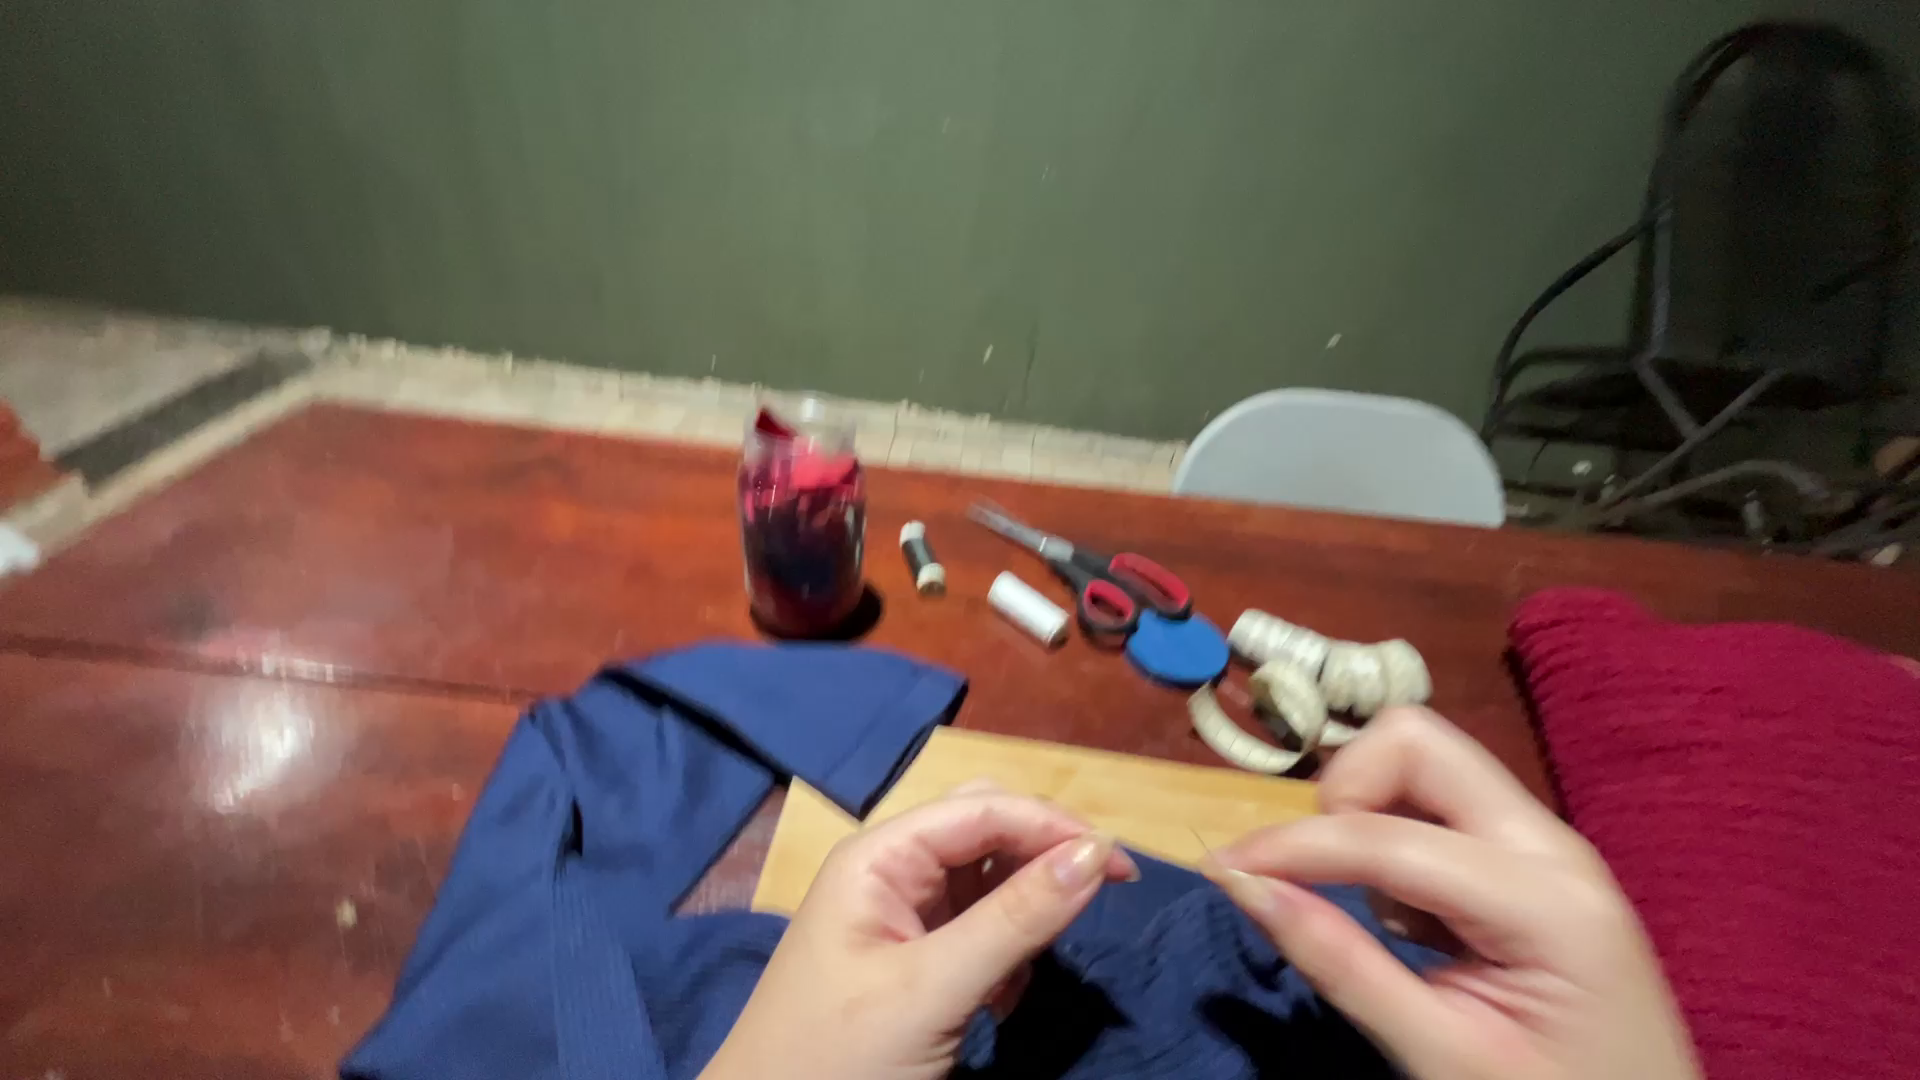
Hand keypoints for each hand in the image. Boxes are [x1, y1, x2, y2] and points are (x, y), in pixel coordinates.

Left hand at [700, 783, 1138, 1079]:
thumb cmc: (838, 1059)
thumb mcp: (932, 990)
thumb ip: (1015, 918)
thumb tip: (1095, 852)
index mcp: (881, 854)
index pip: (981, 810)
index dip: (1052, 825)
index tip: (1118, 866)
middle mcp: (893, 867)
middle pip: (986, 829)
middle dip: (1039, 858)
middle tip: (1092, 898)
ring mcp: (905, 909)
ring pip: (990, 877)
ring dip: (1023, 913)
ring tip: (1019, 975)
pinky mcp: (917, 951)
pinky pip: (982, 924)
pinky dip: (1008, 951)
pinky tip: (1000, 997)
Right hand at [1205, 707, 1700, 1079]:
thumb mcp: (1441, 1059)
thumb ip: (1339, 963)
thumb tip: (1239, 882)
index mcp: (1547, 902)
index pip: (1384, 837)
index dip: (1290, 845)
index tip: (1222, 870)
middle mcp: (1547, 843)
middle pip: (1413, 741)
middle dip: (1343, 791)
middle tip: (1325, 872)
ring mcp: (1538, 839)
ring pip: (1416, 755)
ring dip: (1365, 810)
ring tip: (1379, 906)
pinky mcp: (1520, 849)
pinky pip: (1427, 795)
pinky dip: (1388, 830)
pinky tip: (1411, 913)